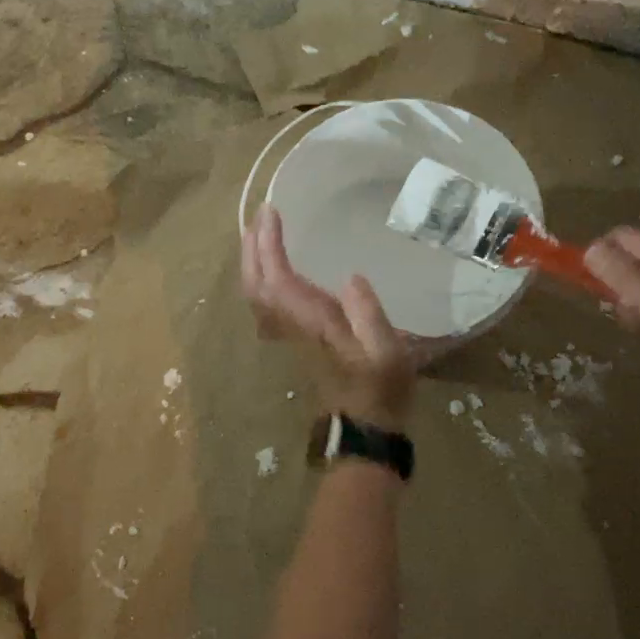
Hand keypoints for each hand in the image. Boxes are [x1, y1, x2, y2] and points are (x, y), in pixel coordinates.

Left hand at [241, 207, 414, 429]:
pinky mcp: (292, 338)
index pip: (278, 279)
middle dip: (252, 247)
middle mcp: (290, 324)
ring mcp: (287, 333)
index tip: (271, 212)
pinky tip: (272, 266)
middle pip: (256, 284)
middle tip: (258, 214)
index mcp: (311, 322)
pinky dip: (260, 277)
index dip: (270, 245)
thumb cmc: (379, 387)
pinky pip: (264, 302)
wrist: (364, 426)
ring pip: (255, 294)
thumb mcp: (387, 352)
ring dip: (252, 261)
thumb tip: (352, 277)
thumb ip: (370, 315)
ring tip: (258, 232)